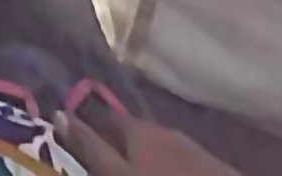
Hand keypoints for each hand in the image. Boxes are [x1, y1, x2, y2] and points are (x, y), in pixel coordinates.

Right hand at [56, 109, 242, 175]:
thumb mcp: (118, 175)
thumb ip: (89, 146)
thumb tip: (57, 112)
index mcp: (138, 128)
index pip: (104, 116)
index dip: (91, 128)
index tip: (79, 145)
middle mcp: (165, 130)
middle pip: (135, 134)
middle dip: (122, 148)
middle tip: (112, 169)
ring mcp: (198, 152)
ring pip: (163, 152)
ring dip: (152, 164)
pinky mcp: (223, 173)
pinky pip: (187, 168)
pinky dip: (175, 174)